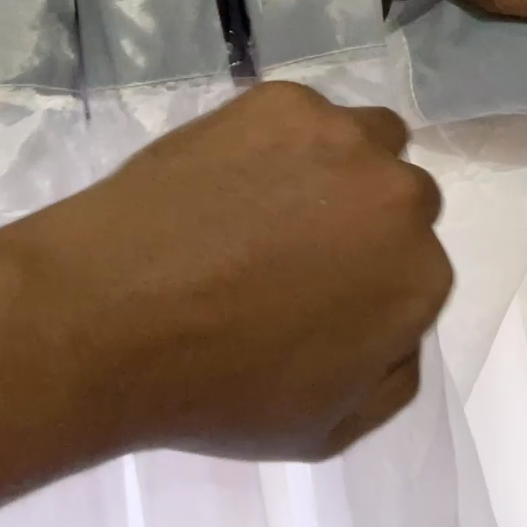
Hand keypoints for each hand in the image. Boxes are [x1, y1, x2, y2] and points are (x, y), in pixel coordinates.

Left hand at [0, 82, 449, 462]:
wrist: (109, 313)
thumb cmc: (218, 386)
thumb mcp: (329, 426)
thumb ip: (393, 371)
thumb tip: (397, 323)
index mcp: (418, 277)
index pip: (414, 265)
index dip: (364, 277)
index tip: (317, 286)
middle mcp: (396, 195)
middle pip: (397, 194)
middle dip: (358, 216)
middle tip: (290, 239)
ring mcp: (337, 136)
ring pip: (361, 139)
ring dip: (334, 164)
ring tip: (262, 196)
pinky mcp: (279, 100)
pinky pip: (300, 115)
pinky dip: (276, 137)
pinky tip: (224, 172)